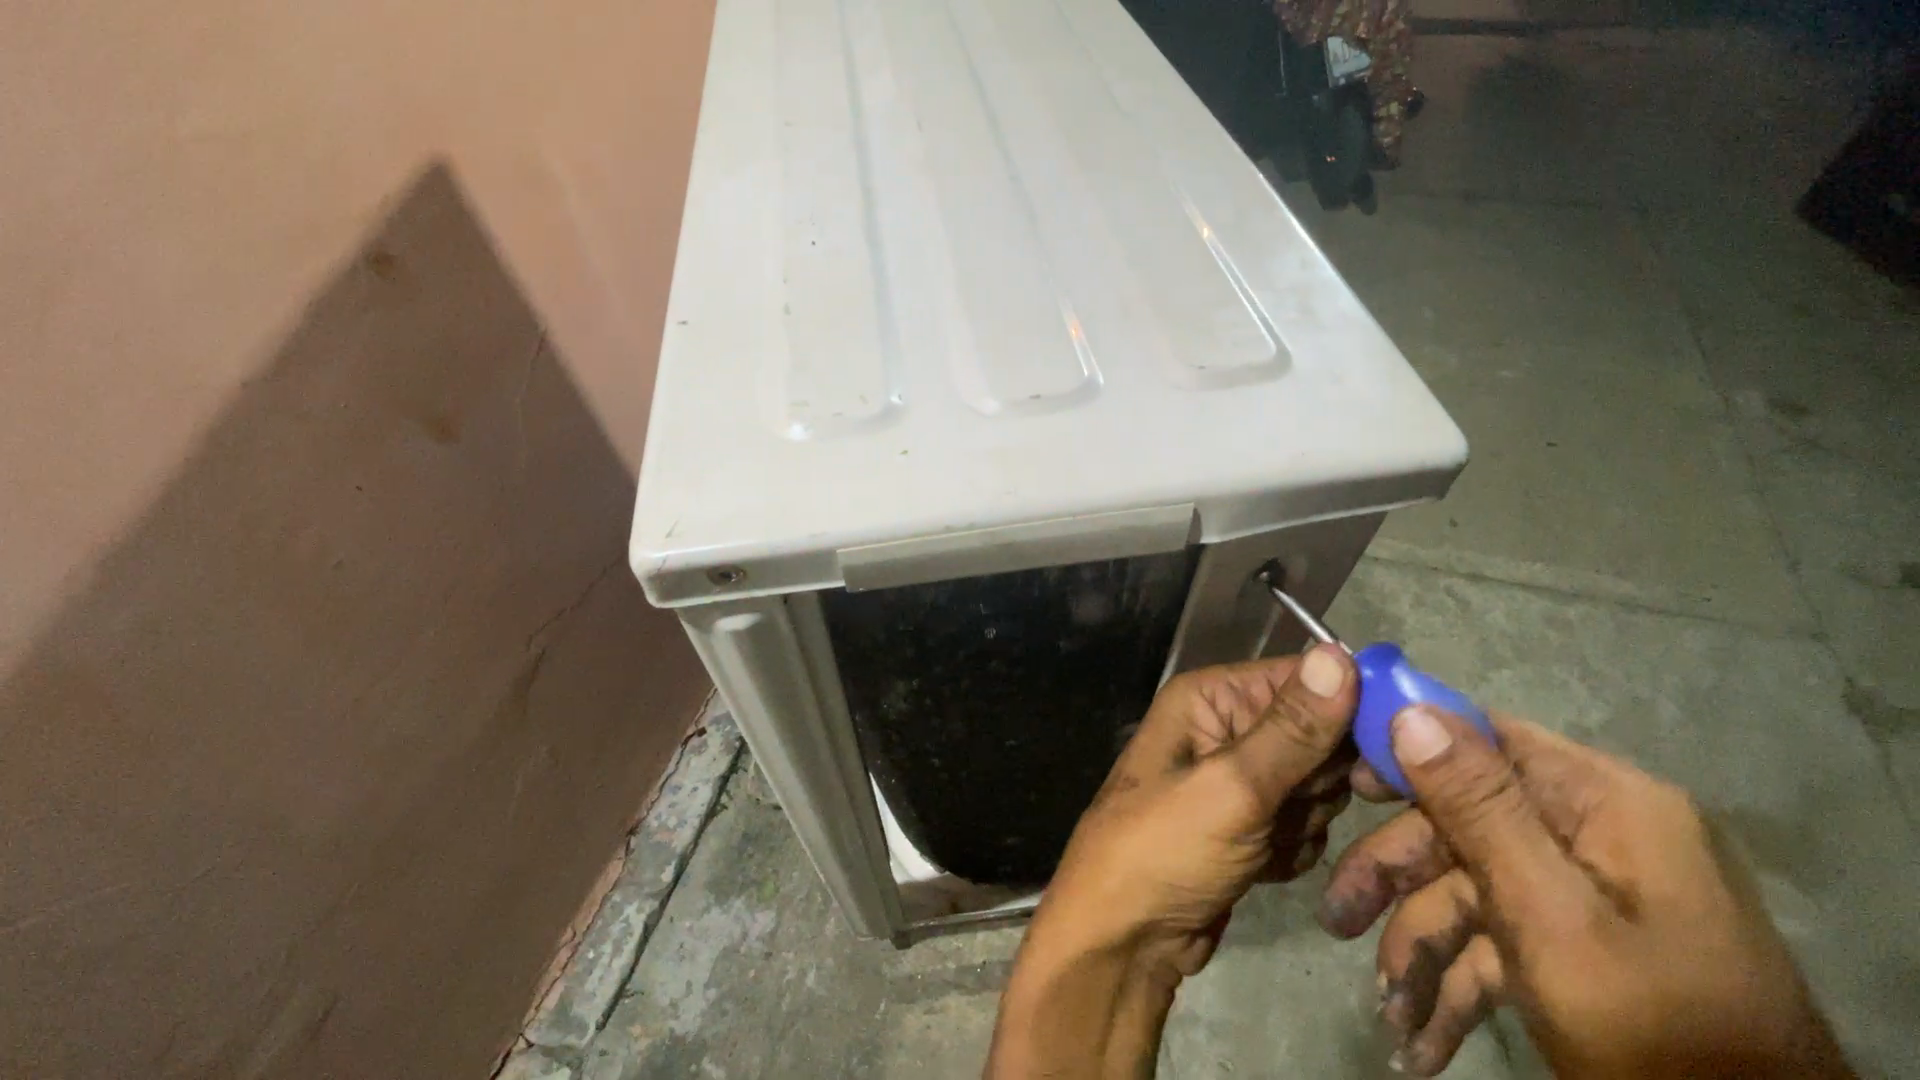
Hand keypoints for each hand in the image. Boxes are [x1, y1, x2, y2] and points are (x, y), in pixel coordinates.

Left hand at [988, 646, 1359, 1077]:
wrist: (1125, 942)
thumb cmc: (1163, 850)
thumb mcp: (1232, 786)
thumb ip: (1293, 728)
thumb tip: (1341, 653)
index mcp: (1212, 697)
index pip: (1307, 678)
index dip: (1350, 710)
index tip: (1386, 751)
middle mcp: (1227, 726)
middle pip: (1322, 734)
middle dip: (1318, 781)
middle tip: (1289, 808)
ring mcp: (1240, 779)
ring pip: (1321, 785)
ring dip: (1304, 821)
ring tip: (1261, 841)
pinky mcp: (1253, 824)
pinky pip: (1306, 824)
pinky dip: (1293, 848)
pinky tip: (1259, 865)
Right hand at [1321, 707, 1852, 1078]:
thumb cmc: (1655, 1031)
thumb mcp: (1552, 918)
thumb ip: (1480, 811)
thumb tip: (1410, 711)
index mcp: (1608, 806)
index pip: (1487, 738)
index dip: (1407, 746)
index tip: (1340, 779)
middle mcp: (1600, 836)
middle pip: (1464, 826)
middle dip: (1397, 880)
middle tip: (1337, 920)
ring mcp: (1593, 897)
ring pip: (1471, 892)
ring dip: (1421, 949)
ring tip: (1388, 1014)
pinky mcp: (1585, 950)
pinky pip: (1501, 944)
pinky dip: (1459, 984)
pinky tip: (1424, 1038)